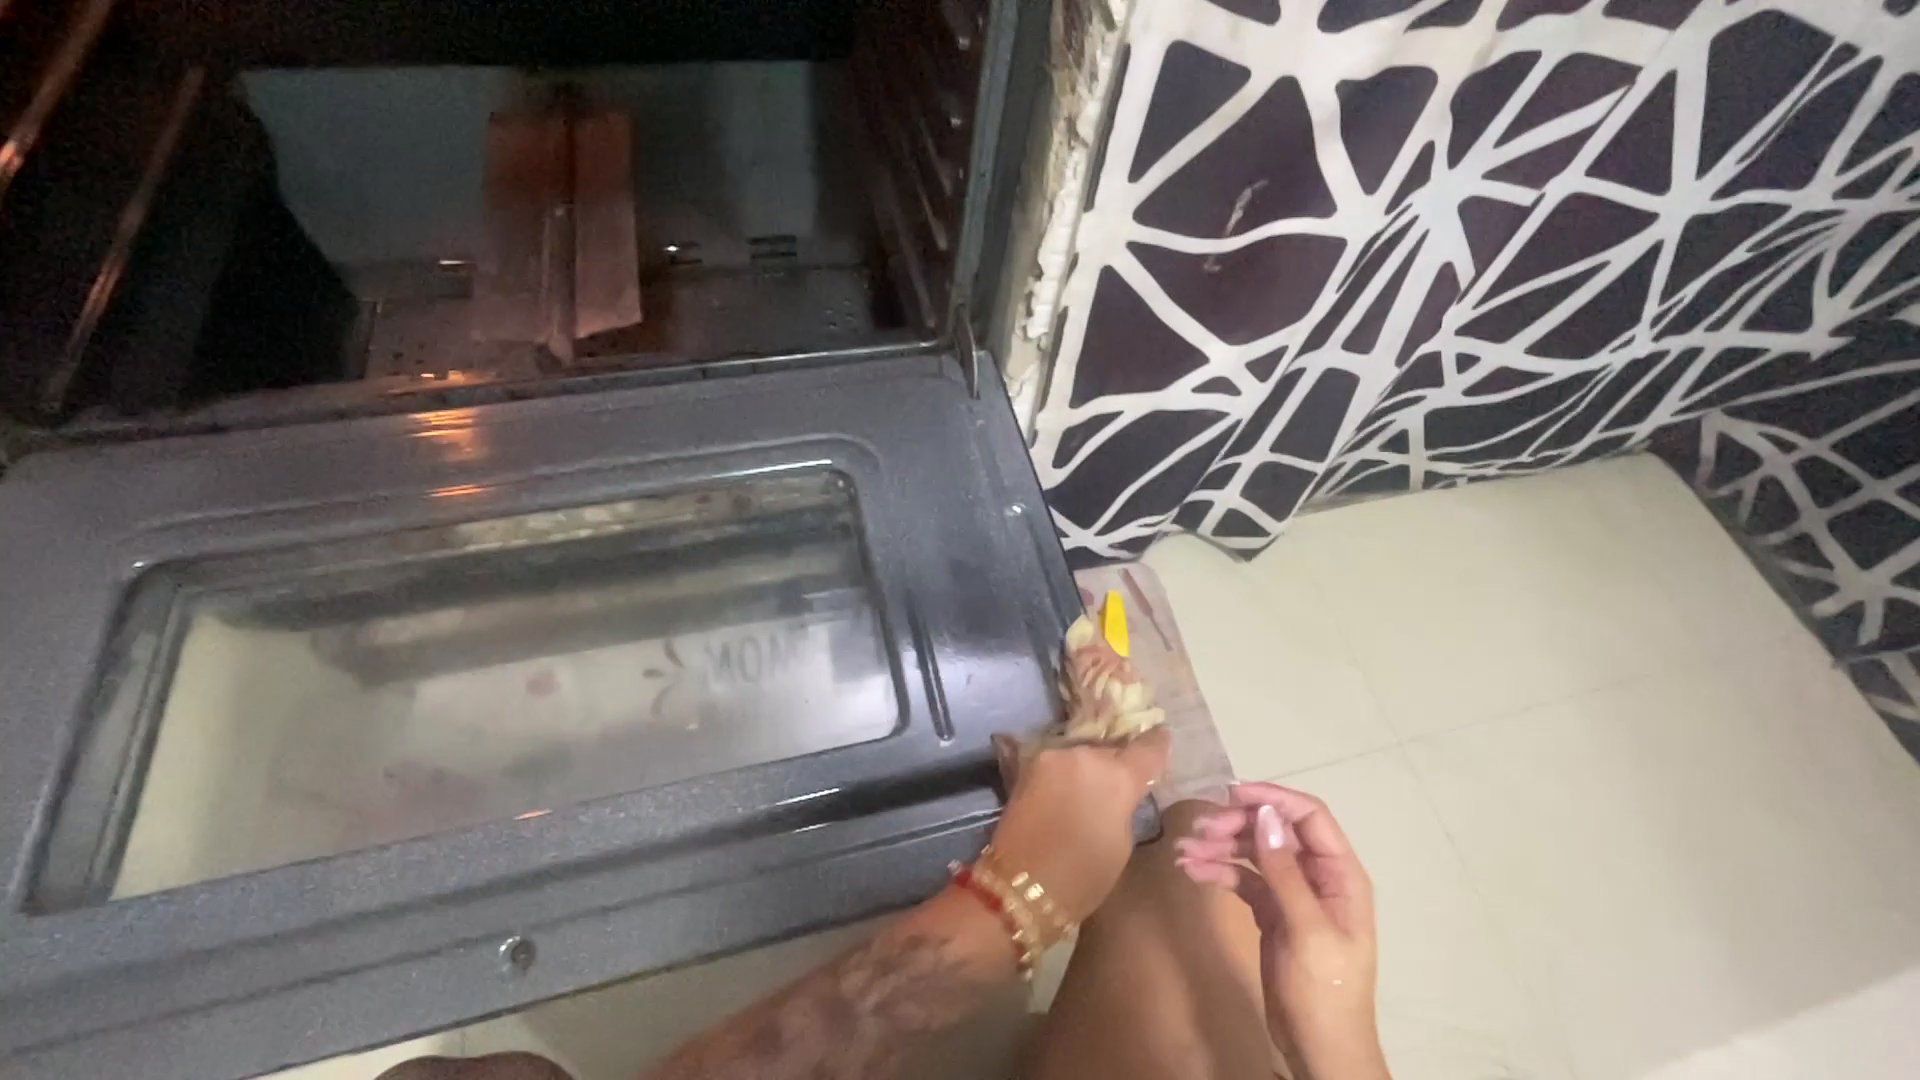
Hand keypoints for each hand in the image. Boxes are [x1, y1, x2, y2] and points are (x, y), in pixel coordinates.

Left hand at [985, 727, 1168, 924]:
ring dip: (1089, 770)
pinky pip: (1060, 765)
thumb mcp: (1121, 842)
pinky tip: (1068, 794)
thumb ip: (1125, 805)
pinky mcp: (1029, 766)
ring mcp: (1053, 757)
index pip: (1147, 749)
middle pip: (1112, 751)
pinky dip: (1068, 776)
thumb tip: (1120, 792)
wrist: (1020, 884)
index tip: (1161, 738)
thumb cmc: (1082, 876)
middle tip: (1120, 785)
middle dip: (1118, 764)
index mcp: (1117, 777)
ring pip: (1083, 756)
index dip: (1157, 744)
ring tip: (1090, 794)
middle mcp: (1086, 756)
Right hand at [1175, 783, 1389, 1079]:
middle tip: (1198, 829)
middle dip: (1236, 824)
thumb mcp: (1307, 930)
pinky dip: (1217, 870)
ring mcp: (1292, 893)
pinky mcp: (1270, 911)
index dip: (1272, 798)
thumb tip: (1265, 815)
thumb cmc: (1326, 991)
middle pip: (1274, 831)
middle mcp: (1317, 876)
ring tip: (1182, 850)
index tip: (1230, 794)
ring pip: (1253, 852)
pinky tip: (1191, 870)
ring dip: (1219, 847)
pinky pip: (1242, 878)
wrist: (1321, 1050)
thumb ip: (1286, 872)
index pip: (1309, 817)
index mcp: (1341, 875)